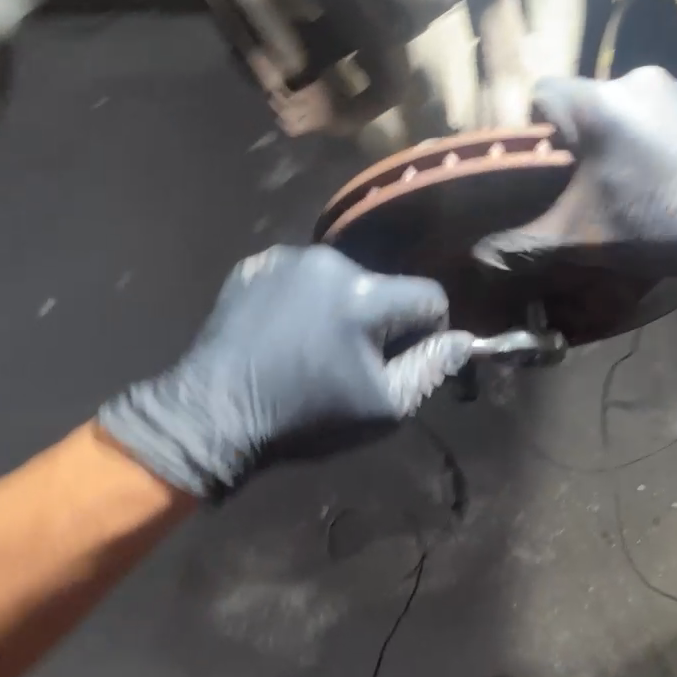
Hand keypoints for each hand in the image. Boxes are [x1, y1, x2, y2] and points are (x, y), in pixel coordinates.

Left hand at [99, 246, 473, 498]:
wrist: (212, 414)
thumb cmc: (306, 417)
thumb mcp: (383, 406)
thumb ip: (430, 368)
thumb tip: (463, 341)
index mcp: (365, 296)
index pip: (430, 297)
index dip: (429, 332)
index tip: (403, 362)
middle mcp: (330, 263)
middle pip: (385, 287)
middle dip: (381, 321)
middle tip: (353, 363)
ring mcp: (286, 259)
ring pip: (344, 280)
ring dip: (343, 308)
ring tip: (316, 348)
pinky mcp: (254, 266)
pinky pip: (302, 277)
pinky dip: (305, 300)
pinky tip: (286, 334)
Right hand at [473, 67, 676, 278]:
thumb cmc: (654, 226)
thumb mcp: (582, 238)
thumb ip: (526, 244)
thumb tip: (481, 258)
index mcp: (595, 102)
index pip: (542, 94)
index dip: (537, 131)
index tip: (547, 168)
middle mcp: (634, 79)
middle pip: (586, 103)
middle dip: (581, 139)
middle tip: (588, 185)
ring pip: (626, 108)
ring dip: (619, 139)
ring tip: (629, 184)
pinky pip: (662, 115)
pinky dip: (654, 140)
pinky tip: (665, 177)